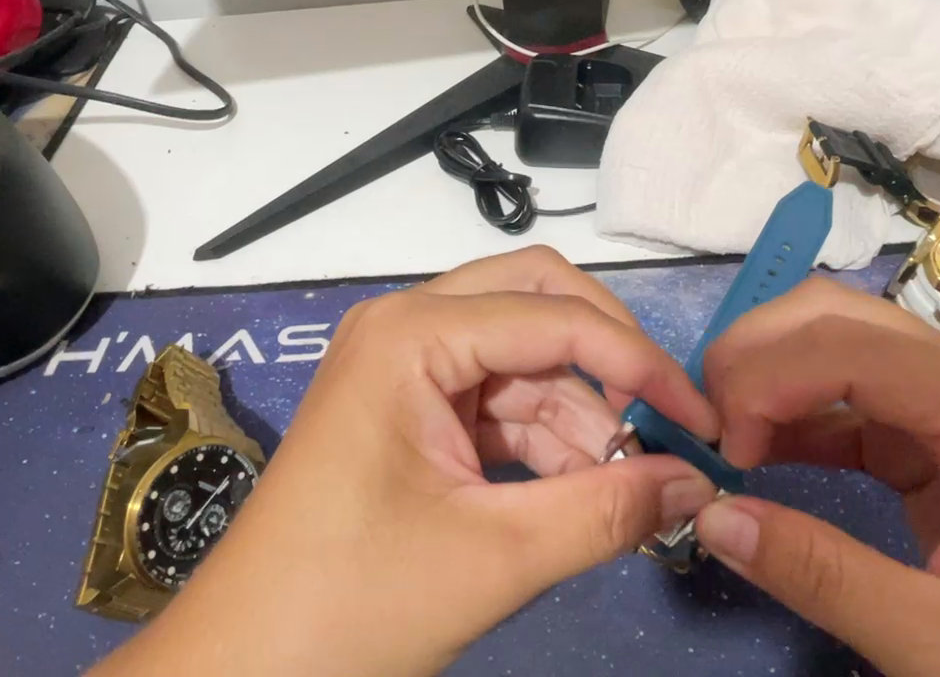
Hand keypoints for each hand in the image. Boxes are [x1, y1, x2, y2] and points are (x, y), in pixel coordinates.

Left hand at [94, 246, 719, 676]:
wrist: (241, 670)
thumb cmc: (351, 605)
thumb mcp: (492, 558)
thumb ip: (606, 511)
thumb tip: (694, 482)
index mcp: (414, 335)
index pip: (553, 317)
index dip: (637, 362)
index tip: (699, 421)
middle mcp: (409, 327)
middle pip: (536, 300)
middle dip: (607, 355)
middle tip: (662, 419)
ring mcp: (406, 364)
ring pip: (523, 356)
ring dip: (580, 411)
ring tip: (629, 483)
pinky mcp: (411, 407)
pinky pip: (499, 398)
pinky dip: (546, 436)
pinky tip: (584, 485)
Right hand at [691, 279, 939, 676]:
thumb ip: (826, 579)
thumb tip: (710, 516)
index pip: (853, 349)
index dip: (770, 378)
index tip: (720, 446)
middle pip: (841, 317)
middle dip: (759, 351)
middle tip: (706, 418)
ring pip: (836, 343)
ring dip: (769, 374)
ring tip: (720, 433)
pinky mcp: (933, 442)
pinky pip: (845, 400)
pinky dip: (792, 414)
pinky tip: (756, 449)